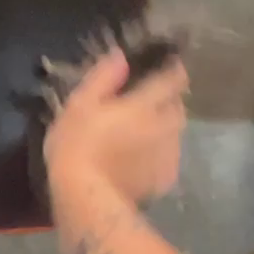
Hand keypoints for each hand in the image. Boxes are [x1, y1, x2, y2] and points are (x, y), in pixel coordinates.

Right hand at [42, 47, 187, 203]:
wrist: (86, 197)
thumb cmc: (76, 146)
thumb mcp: (78, 105)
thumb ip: (103, 78)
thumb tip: (121, 56)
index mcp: (145, 104)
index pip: (173, 77)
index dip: (173, 68)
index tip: (166, 65)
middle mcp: (165, 125)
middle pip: (177, 106)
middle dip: (167, 101)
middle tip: (145, 105)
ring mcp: (168, 153)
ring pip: (174, 132)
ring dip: (163, 129)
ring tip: (140, 136)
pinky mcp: (165, 178)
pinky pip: (167, 158)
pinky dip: (158, 155)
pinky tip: (139, 162)